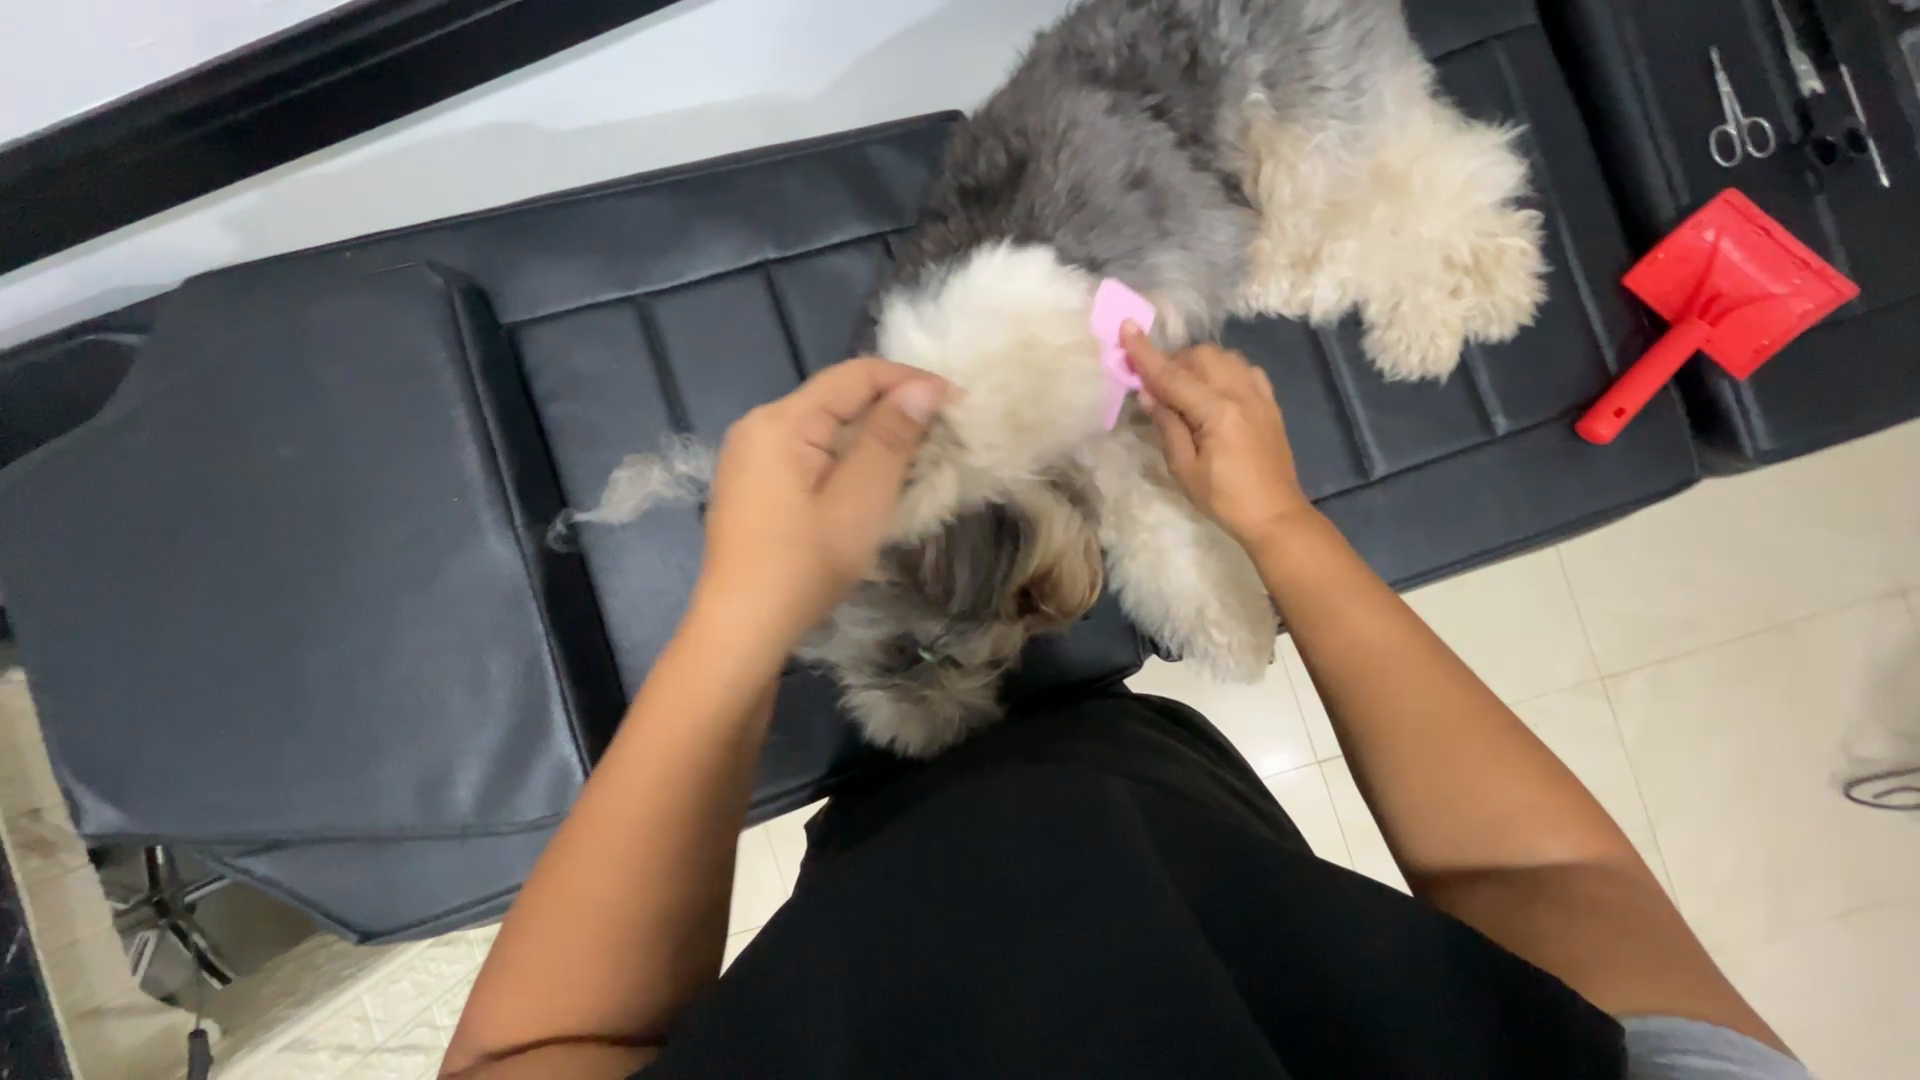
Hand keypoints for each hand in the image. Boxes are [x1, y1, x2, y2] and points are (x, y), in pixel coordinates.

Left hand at [691, 357, 948, 652]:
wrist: (741, 628)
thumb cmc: (804, 565)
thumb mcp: (859, 501)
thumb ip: (890, 438)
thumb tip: (923, 387)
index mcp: (782, 421)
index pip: (855, 376)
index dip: (910, 380)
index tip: (957, 402)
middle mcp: (758, 425)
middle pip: (836, 397)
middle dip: (892, 406)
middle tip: (943, 430)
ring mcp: (749, 455)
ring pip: (823, 426)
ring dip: (871, 433)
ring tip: (916, 453)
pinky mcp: (751, 483)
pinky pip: (806, 451)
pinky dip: (844, 455)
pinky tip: (869, 478)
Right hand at [1123, 325, 1314, 545]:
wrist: (1275, 514)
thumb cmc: (1223, 498)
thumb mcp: (1184, 468)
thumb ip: (1167, 426)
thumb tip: (1149, 393)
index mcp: (1218, 412)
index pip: (1173, 376)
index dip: (1146, 353)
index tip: (1127, 328)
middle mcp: (1241, 393)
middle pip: (1201, 356)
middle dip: (1173, 362)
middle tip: (1156, 387)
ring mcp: (1259, 395)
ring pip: (1223, 357)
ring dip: (1198, 364)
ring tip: (1184, 390)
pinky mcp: (1269, 402)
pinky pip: (1244, 369)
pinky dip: (1222, 371)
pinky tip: (1213, 391)